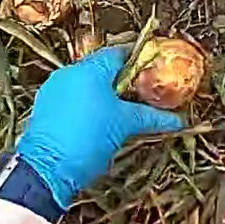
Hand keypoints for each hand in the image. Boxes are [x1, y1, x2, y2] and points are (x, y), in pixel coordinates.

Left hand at [14, 46, 184, 208]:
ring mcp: (54, 89)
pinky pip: (73, 97)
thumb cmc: (88, 138)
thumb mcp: (125, 125)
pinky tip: (100, 121)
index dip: (138, 59)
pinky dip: (88, 104)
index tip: (154, 68)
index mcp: (90, 69)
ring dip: (105, 93)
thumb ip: (151, 117)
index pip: (119, 52)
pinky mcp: (45, 108)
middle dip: (124, 79)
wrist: (45, 171)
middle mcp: (69, 73)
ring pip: (87, 84)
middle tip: (144, 91)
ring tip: (124, 109)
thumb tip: (179, 120)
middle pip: (103, 68)